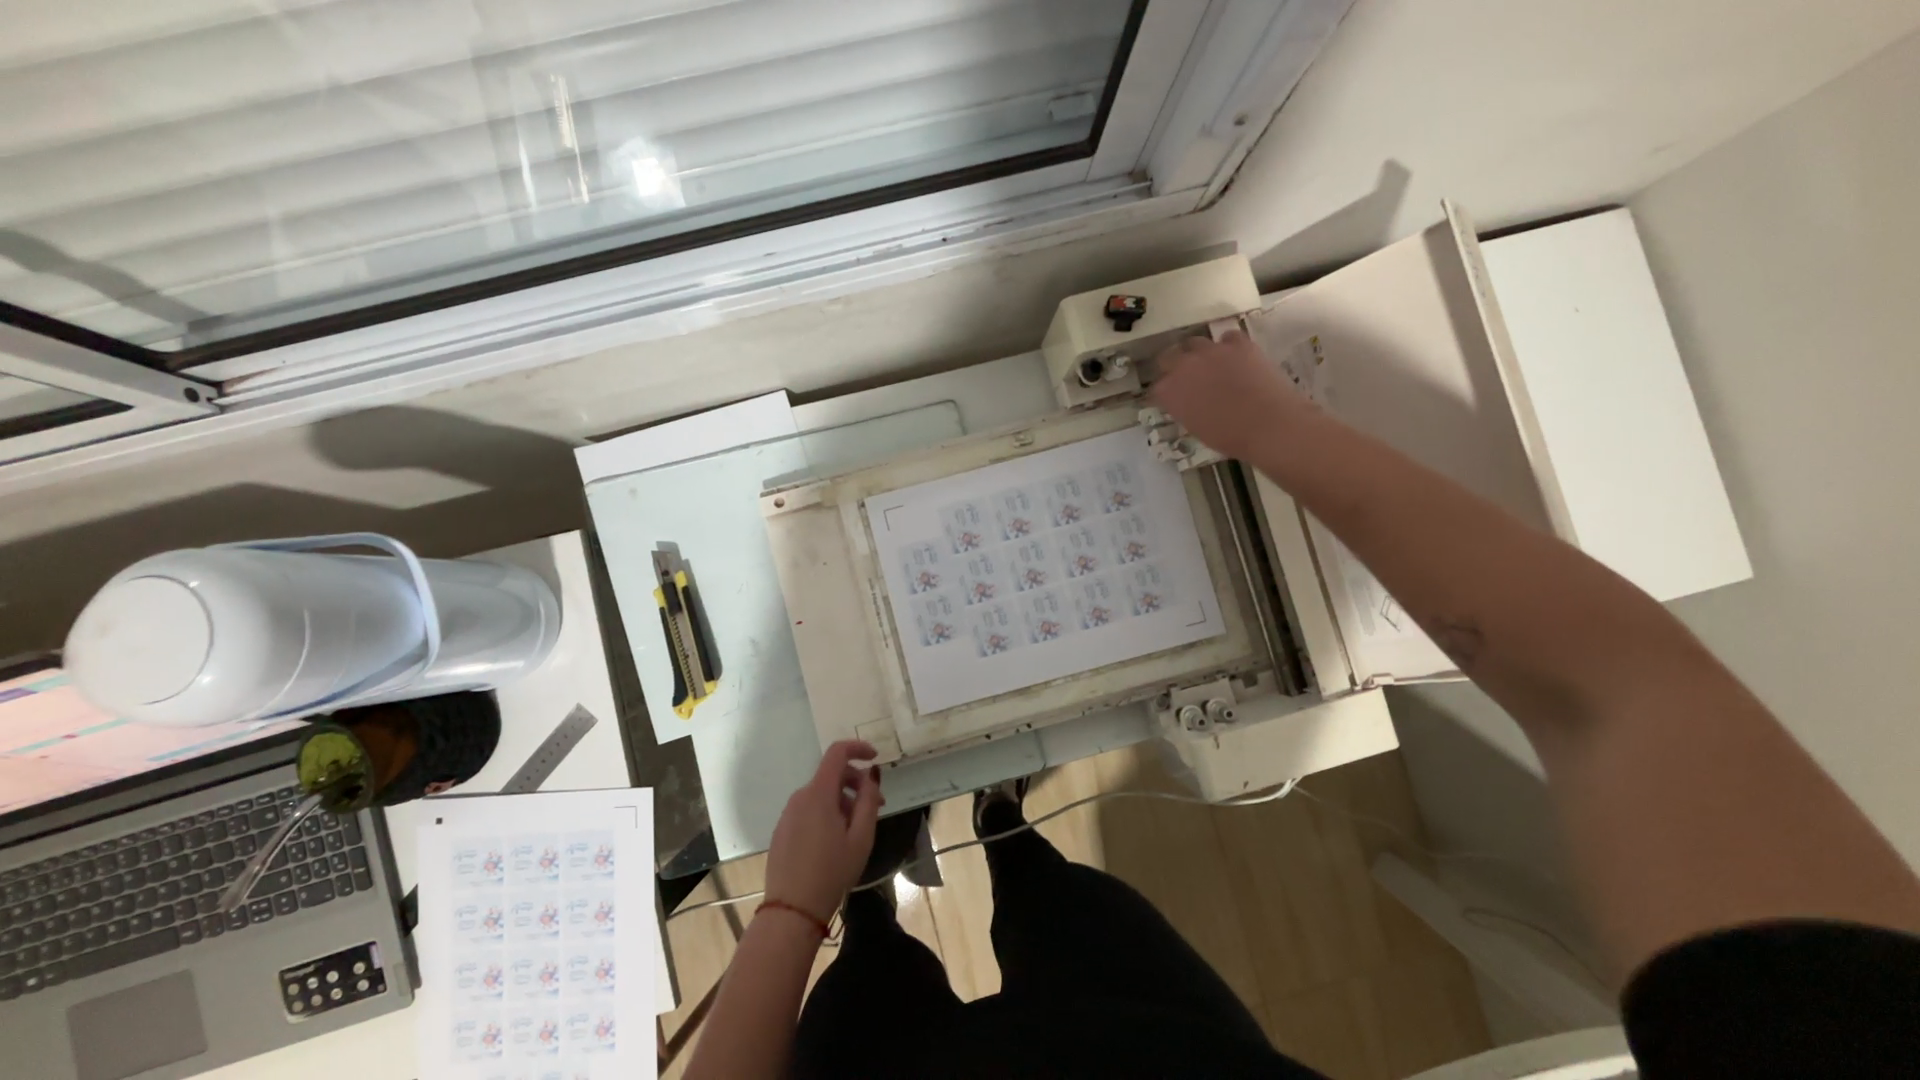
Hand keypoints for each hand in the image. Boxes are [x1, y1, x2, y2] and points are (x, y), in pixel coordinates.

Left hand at [763, 740, 883, 925]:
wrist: (792, 909)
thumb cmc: (832, 871)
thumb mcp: (861, 837)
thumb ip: (869, 801)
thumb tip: (870, 776)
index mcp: (819, 794)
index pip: (837, 753)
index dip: (858, 748)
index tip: (876, 757)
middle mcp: (799, 797)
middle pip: (831, 775)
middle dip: (856, 783)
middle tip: (878, 806)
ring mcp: (787, 814)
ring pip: (820, 795)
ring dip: (843, 801)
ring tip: (857, 829)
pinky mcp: (782, 830)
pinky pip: (808, 810)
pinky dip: (826, 813)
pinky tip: (835, 841)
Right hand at [1151, 331, 1307, 460]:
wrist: (1268, 424)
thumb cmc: (1230, 437)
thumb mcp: (1197, 428)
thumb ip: (1185, 409)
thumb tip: (1188, 402)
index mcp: (1169, 391)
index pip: (1157, 387)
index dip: (1166, 392)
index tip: (1173, 398)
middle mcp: (1184, 366)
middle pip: (1168, 357)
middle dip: (1175, 366)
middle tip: (1188, 378)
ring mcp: (1211, 350)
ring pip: (1195, 343)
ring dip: (1199, 353)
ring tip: (1212, 365)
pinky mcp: (1238, 343)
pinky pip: (1227, 338)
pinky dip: (1229, 346)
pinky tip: (1237, 358)